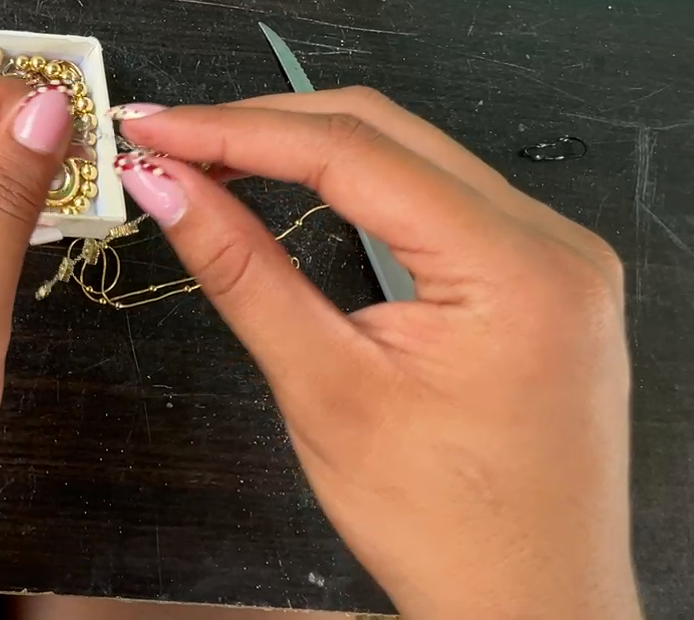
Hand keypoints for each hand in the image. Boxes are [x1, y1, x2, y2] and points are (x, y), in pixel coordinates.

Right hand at [113, 88, 639, 619]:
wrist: (530, 609)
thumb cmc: (427, 514)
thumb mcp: (318, 385)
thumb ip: (237, 267)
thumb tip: (154, 182)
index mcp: (512, 265)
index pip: (349, 154)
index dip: (234, 129)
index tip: (148, 129)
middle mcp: (545, 232)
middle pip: (377, 129)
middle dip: (257, 122)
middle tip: (164, 139)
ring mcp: (542, 244)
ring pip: (394, 147)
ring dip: (289, 140)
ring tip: (201, 155)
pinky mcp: (522, 264)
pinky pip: (411, 184)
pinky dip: (328, 172)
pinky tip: (272, 179)